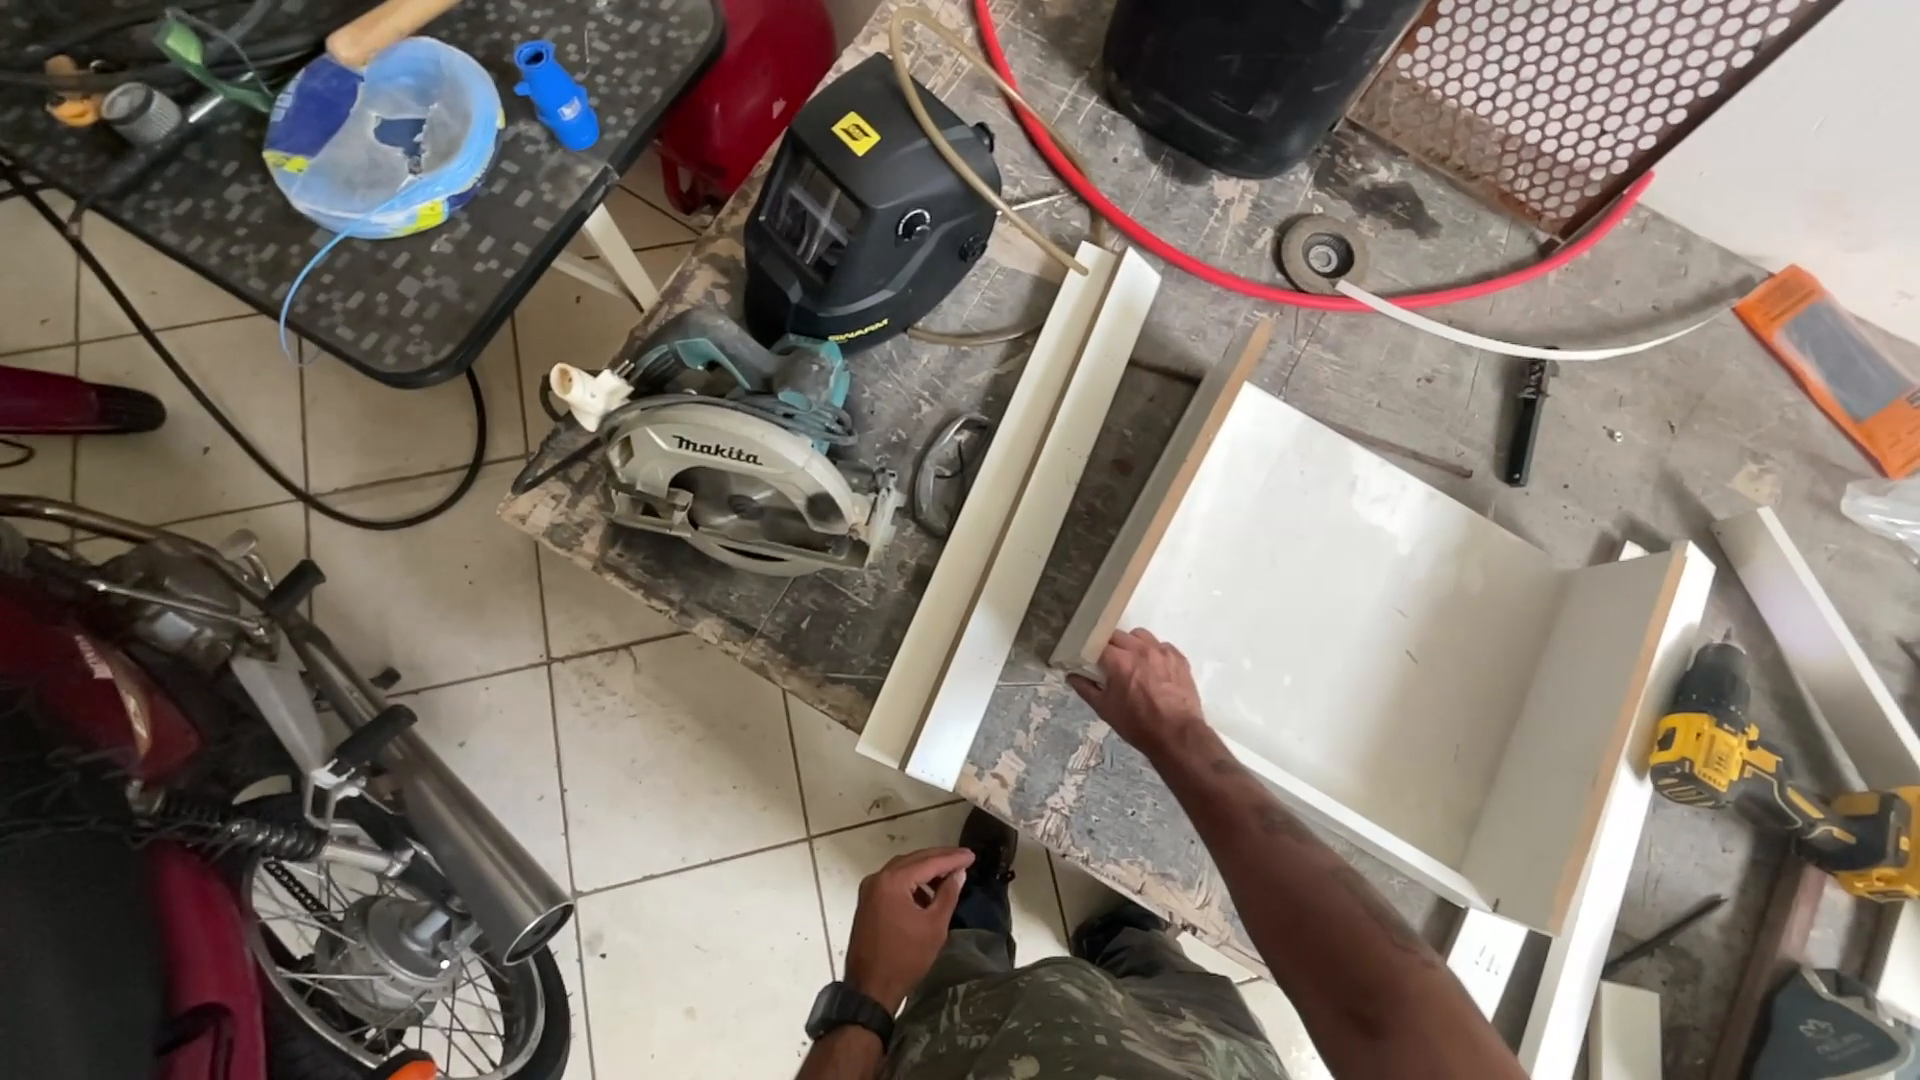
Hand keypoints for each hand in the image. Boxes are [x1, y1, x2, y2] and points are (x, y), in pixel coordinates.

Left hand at [844, 847, 973, 1012]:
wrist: (870, 989)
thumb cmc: (905, 959)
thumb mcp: (934, 927)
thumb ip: (948, 894)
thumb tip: (958, 873)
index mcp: (892, 881)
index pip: (928, 862)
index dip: (952, 858)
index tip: (971, 856)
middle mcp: (877, 878)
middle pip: (913, 860)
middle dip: (939, 859)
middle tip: (963, 859)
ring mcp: (869, 889)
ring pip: (903, 869)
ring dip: (925, 870)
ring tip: (949, 876)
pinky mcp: (867, 901)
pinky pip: (893, 882)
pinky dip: (911, 883)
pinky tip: (927, 895)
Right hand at [1068, 628, 1208, 753]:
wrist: (1177, 736)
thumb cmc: (1137, 724)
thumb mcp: (1105, 709)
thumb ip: (1085, 689)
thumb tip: (1071, 676)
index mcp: (1119, 661)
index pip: (1098, 643)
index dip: (1092, 649)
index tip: (1090, 657)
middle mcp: (1140, 649)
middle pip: (1118, 635)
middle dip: (1110, 645)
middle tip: (1109, 661)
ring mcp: (1162, 652)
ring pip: (1141, 635)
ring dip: (1132, 643)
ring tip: (1133, 660)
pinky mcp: (1179, 658)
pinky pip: (1161, 645)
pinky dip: (1154, 652)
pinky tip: (1154, 667)